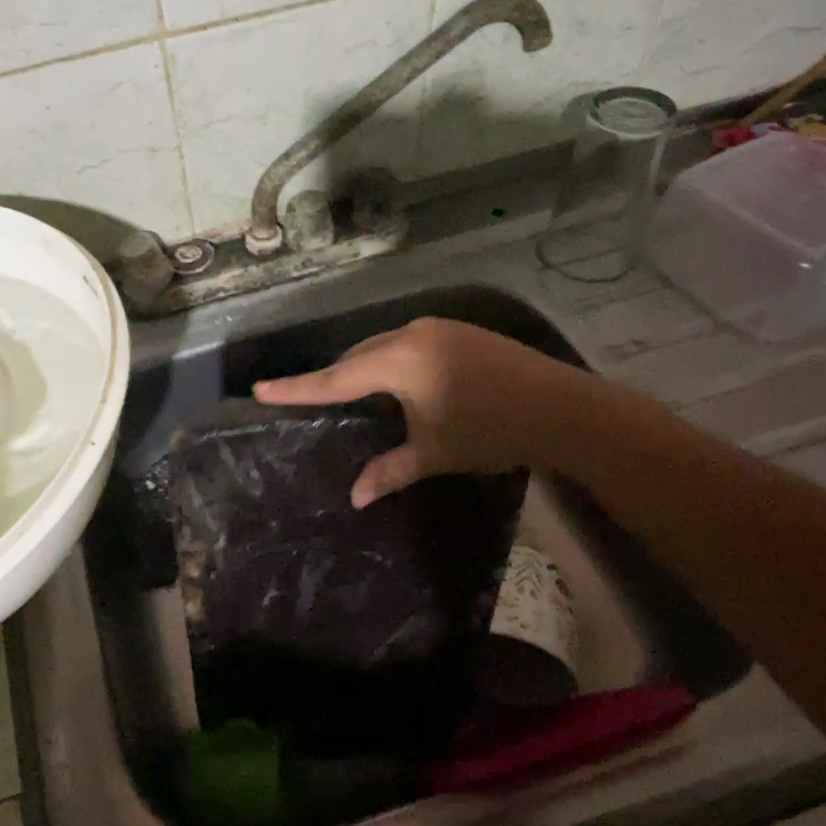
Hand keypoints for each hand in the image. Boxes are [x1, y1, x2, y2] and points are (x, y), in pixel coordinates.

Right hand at [254, 318, 602, 506]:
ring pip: (385, 348)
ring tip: (355, 396)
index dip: (297, 388)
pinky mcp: (463, 332)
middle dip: (335, 378)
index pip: (336, 378)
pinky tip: (402, 387)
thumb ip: (390, 471)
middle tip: (309, 399)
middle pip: (359, 356)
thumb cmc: (490, 432)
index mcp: (399, 360)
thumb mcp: (434, 453)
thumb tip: (355, 498)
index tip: (261, 389)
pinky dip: (393, 364)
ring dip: (367, 370)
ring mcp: (442, 328)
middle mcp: (414, 334)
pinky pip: (410, 345)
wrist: (564, 409)